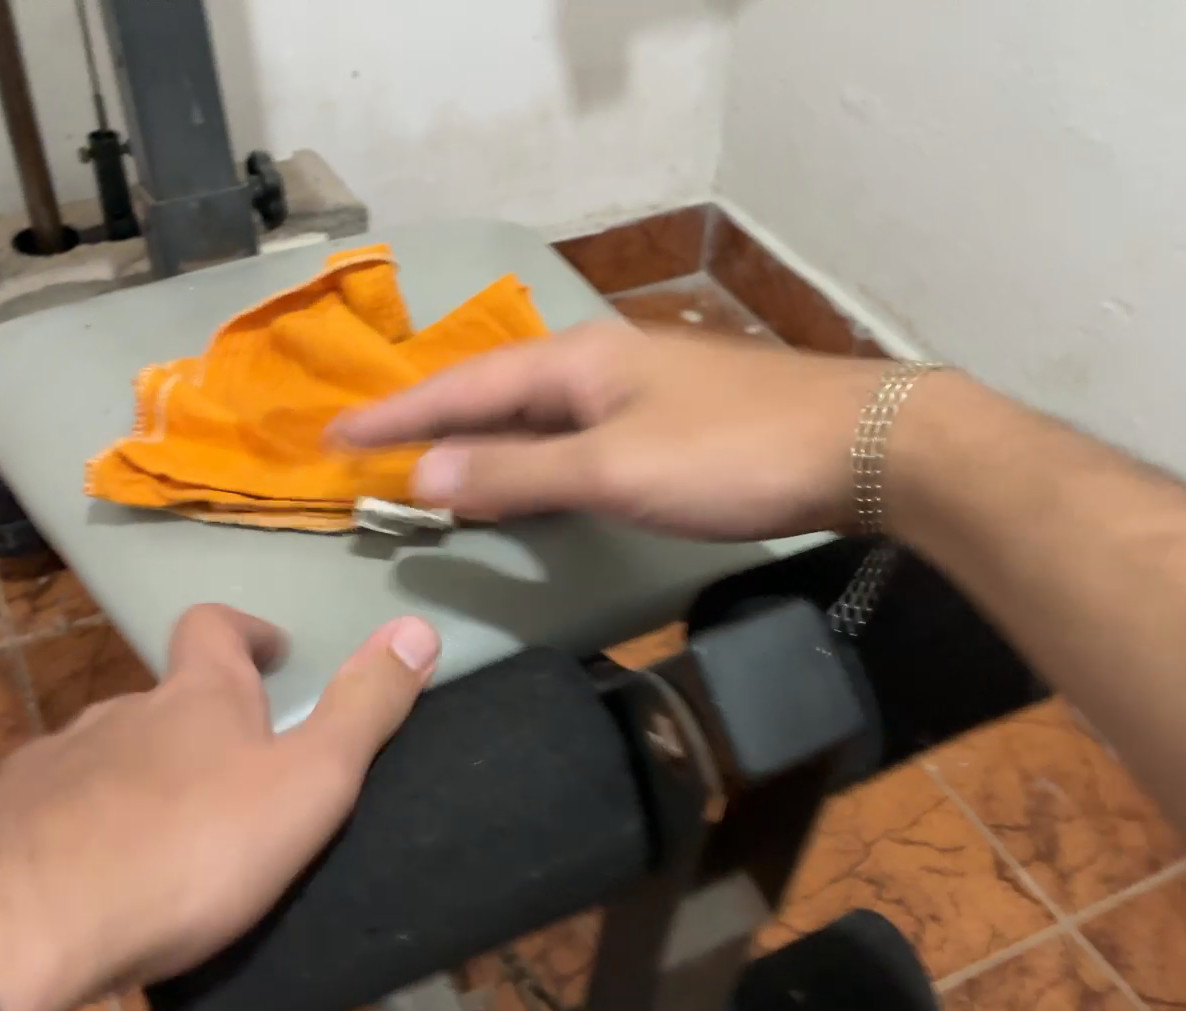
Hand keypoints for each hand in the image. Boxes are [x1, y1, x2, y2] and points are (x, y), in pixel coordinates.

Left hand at [0, 605, 440, 1010]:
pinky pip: (53, 810)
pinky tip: (95, 877)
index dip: (245, 630)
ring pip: (108, 755)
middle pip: (164, 698)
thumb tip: (419, 625)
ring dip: (145, 775)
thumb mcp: (308, 781)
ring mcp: (48, 769)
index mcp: (194, 698)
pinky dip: (84, 825)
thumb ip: (366, 706)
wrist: (10, 940)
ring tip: (171, 834)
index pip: (211, 626)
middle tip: (239, 773)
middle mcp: (118, 715)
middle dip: (202, 722)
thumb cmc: (189, 848)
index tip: (273, 652)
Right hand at [331, 322, 890, 540]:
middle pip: (493, 395)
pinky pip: (574, 436)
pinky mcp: (666, 421)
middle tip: (372, 455)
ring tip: (431, 465)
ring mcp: (634, 391)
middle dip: (429, 425)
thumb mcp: (612, 468)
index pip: (459, 388)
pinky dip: (534, 458)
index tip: (332, 440)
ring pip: (535, 416)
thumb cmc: (728, 454)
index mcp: (572, 361)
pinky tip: (530, 473)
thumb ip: (518, 472)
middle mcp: (596, 364)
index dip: (393, 417)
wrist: (853, 445)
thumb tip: (422, 473)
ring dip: (480, 441)